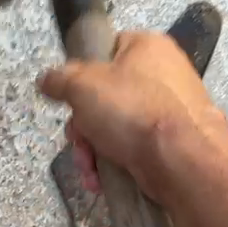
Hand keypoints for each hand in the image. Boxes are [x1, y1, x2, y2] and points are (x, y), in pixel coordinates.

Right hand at [38, 31, 227, 212]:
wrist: (181, 159)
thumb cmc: (132, 112)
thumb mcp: (83, 87)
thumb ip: (59, 79)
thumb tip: (45, 79)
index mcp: (146, 46)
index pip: (104, 51)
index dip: (81, 77)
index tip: (70, 101)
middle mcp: (161, 73)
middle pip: (103, 97)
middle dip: (83, 128)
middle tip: (78, 142)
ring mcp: (169, 108)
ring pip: (113, 127)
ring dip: (92, 151)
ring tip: (90, 171)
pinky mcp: (171, 140)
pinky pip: (131, 147)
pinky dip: (113, 163)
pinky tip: (103, 180)